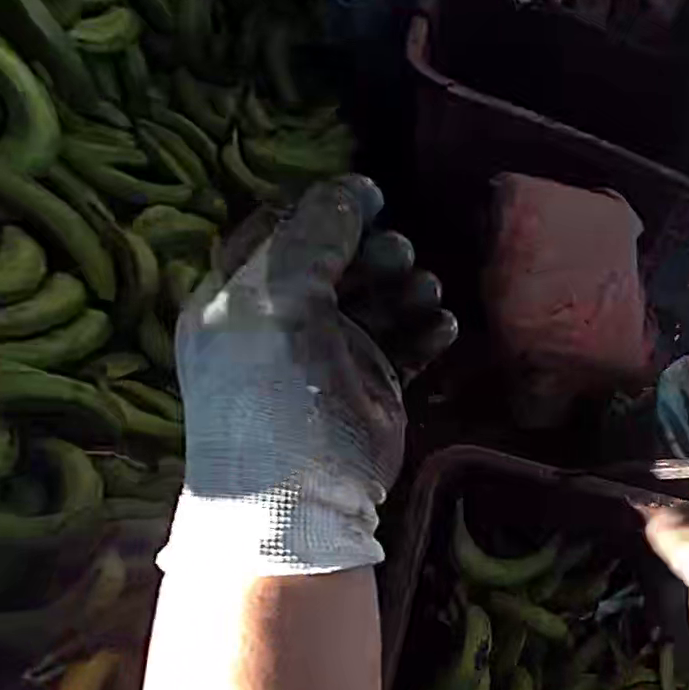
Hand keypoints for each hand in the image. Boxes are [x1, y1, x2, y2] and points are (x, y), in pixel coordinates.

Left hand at [159, 175, 456, 575]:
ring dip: (408, 291)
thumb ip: (313, 238)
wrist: (299, 500)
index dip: (327, 211)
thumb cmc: (274, 395)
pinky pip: (407, 346)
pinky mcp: (374, 387)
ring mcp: (335, 356)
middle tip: (402, 257)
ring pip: (380, 303)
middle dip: (375, 254)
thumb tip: (355, 189)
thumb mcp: (279, 302)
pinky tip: (444, 326)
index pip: (284, 231)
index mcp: (245, 296)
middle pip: (340, 265)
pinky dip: (427, 333)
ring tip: (428, 293)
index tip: (372, 199)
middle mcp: (289, 321)